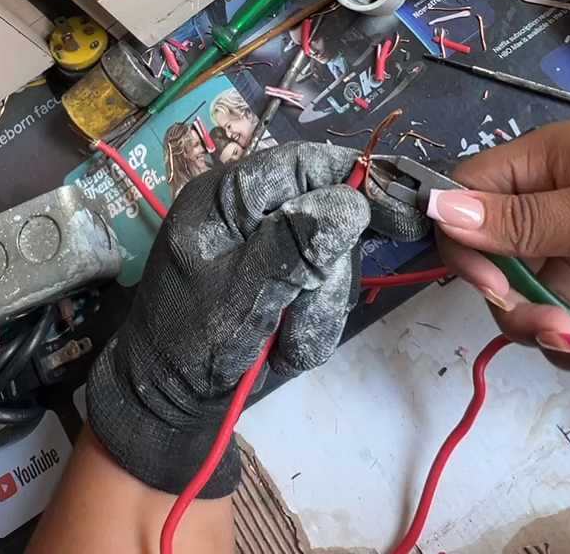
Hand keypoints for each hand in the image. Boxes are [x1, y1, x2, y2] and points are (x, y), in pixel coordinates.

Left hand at [85, 143, 426, 496]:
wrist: (168, 405)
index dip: (355, 180)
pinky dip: (313, 325)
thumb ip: (293, 247)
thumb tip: (350, 202)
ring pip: (332, 260)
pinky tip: (284, 347)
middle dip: (325, 274)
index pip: (303, 164)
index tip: (401, 212)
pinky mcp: (285, 280)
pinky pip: (326, 292)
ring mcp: (271, 247)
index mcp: (227, 195)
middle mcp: (251, 211)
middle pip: (328, 216)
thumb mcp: (238, 294)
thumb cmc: (188, 342)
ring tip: (282, 341)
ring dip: (318, 309)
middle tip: (306, 310)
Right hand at [432, 120, 569, 382]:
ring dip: (559, 330)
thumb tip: (435, 204)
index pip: (471, 194)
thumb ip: (523, 220)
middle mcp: (561, 194)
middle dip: (521, 303)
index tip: (495, 291)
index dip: (466, 242)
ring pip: (536, 289)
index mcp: (551, 160)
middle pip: (499, 252)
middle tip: (564, 336)